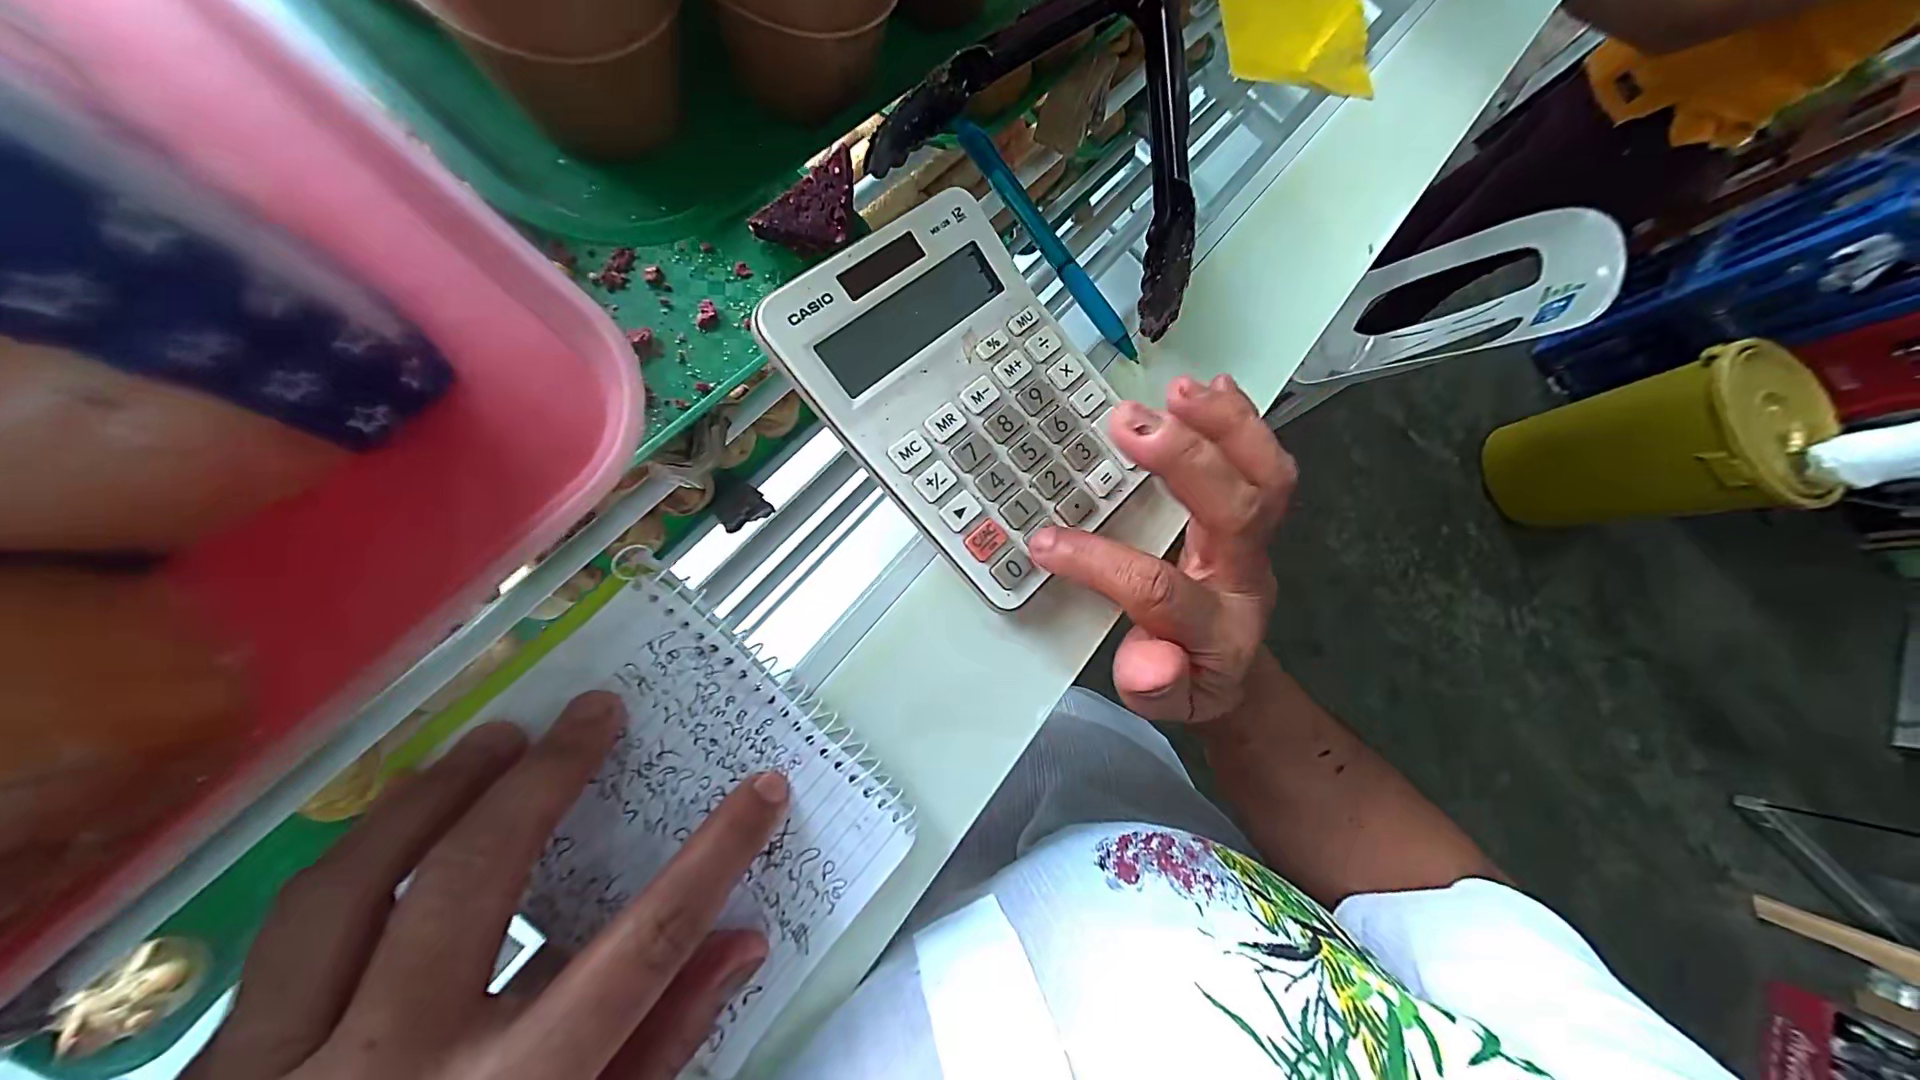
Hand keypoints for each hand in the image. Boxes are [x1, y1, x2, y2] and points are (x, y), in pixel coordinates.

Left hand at [185, 691, 788, 1079]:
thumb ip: (660, 1047)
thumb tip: (743, 939)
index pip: (639, 953)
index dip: (712, 858)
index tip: (762, 788)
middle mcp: (388, 1072)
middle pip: (473, 881)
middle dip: (546, 777)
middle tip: (592, 712)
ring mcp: (277, 1068)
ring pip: (352, 885)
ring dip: (436, 791)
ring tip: (497, 737)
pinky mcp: (209, 1070)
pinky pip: (290, 926)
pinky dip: (363, 849)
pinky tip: (410, 811)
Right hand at [1029, 374, 1295, 723]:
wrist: (1235, 669)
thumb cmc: (1191, 679)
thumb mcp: (1167, 702)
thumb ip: (1155, 686)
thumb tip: (1147, 665)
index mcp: (1214, 625)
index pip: (1159, 588)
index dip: (1101, 563)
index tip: (1047, 543)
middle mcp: (1245, 575)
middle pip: (1239, 510)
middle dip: (1187, 462)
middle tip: (1130, 424)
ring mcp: (1257, 542)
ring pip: (1266, 477)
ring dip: (1226, 426)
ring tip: (1178, 390)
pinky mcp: (1256, 517)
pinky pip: (1265, 464)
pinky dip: (1242, 422)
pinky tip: (1213, 389)